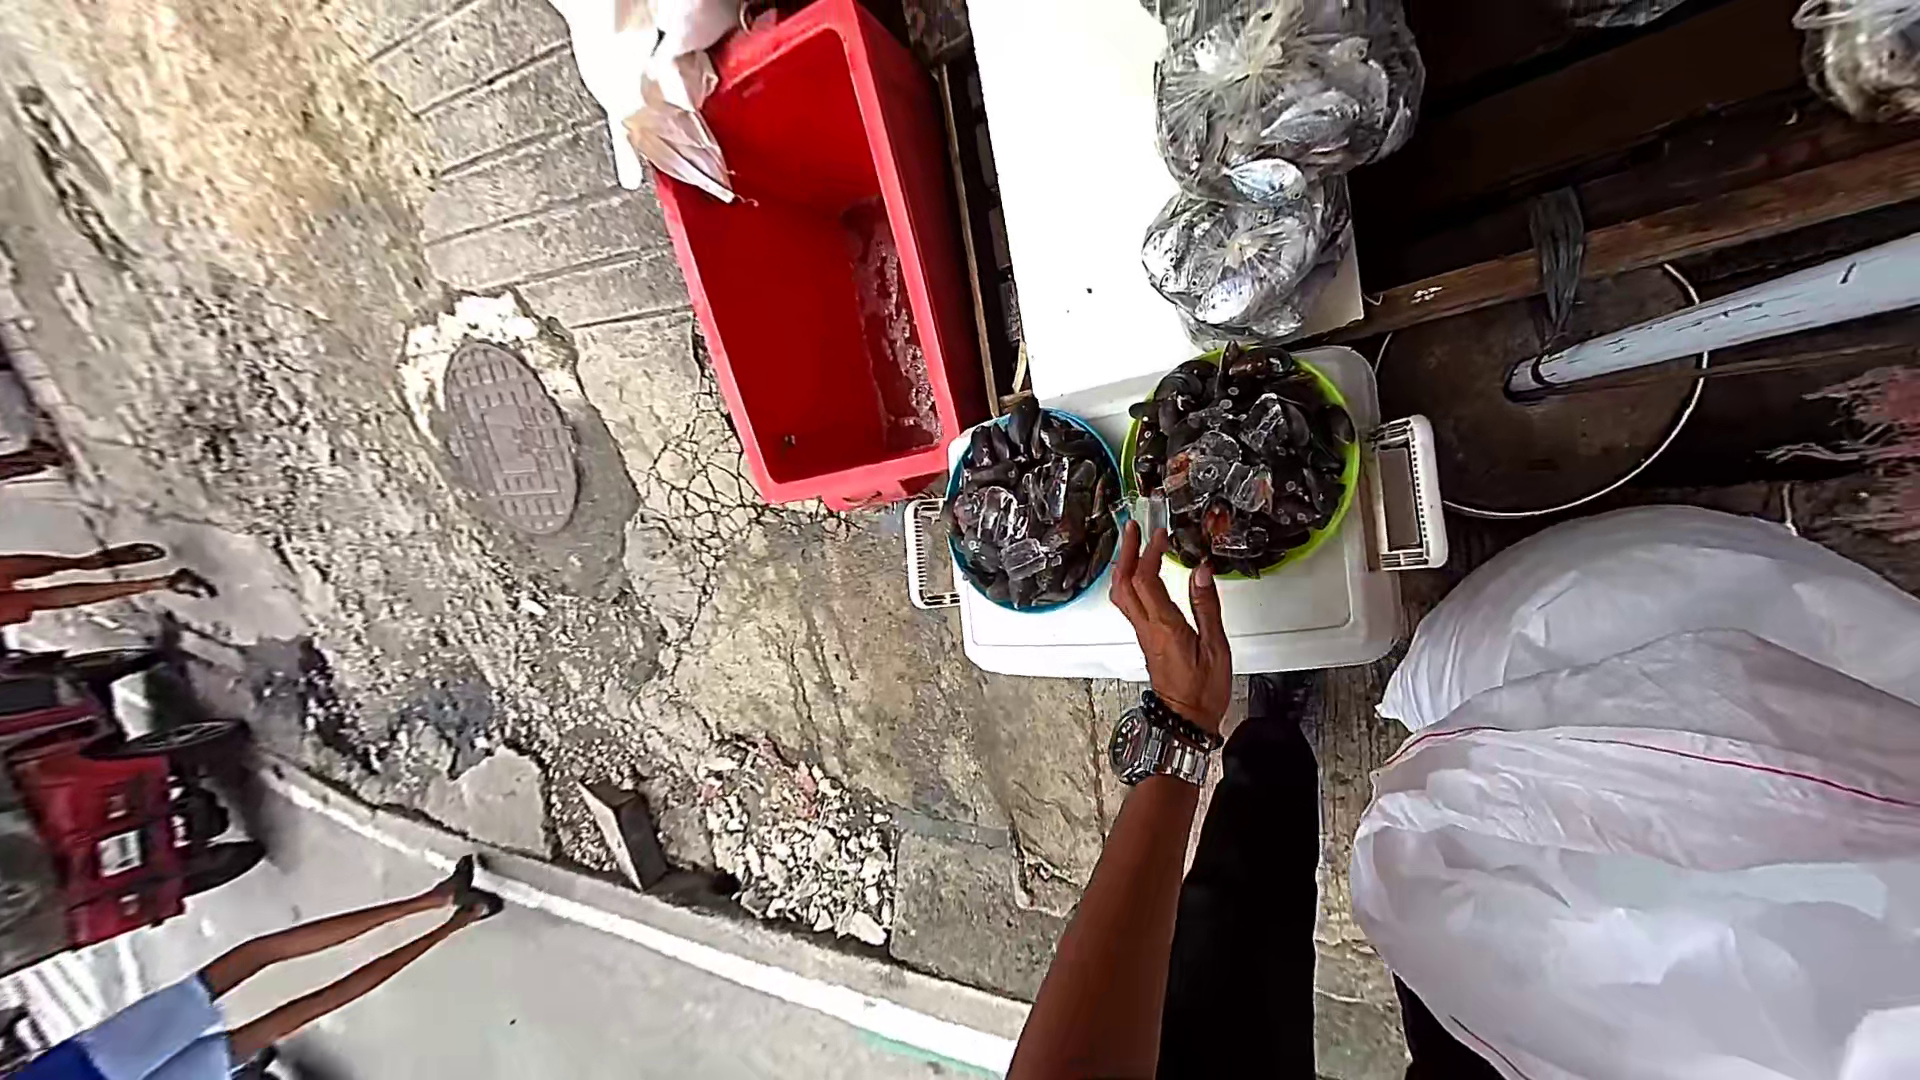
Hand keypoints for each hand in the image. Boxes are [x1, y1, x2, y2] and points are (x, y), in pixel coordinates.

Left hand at [1108, 521, 1231, 733]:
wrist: (1183, 719)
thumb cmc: (1202, 689)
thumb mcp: (1216, 646)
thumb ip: (1206, 606)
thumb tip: (1201, 571)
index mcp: (1163, 626)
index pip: (1146, 579)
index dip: (1149, 552)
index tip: (1160, 534)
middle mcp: (1145, 626)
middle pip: (1123, 582)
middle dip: (1125, 551)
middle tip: (1132, 528)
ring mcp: (1141, 631)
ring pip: (1120, 593)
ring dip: (1122, 565)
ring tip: (1131, 545)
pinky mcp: (1143, 637)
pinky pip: (1127, 603)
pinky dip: (1128, 581)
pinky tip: (1137, 574)